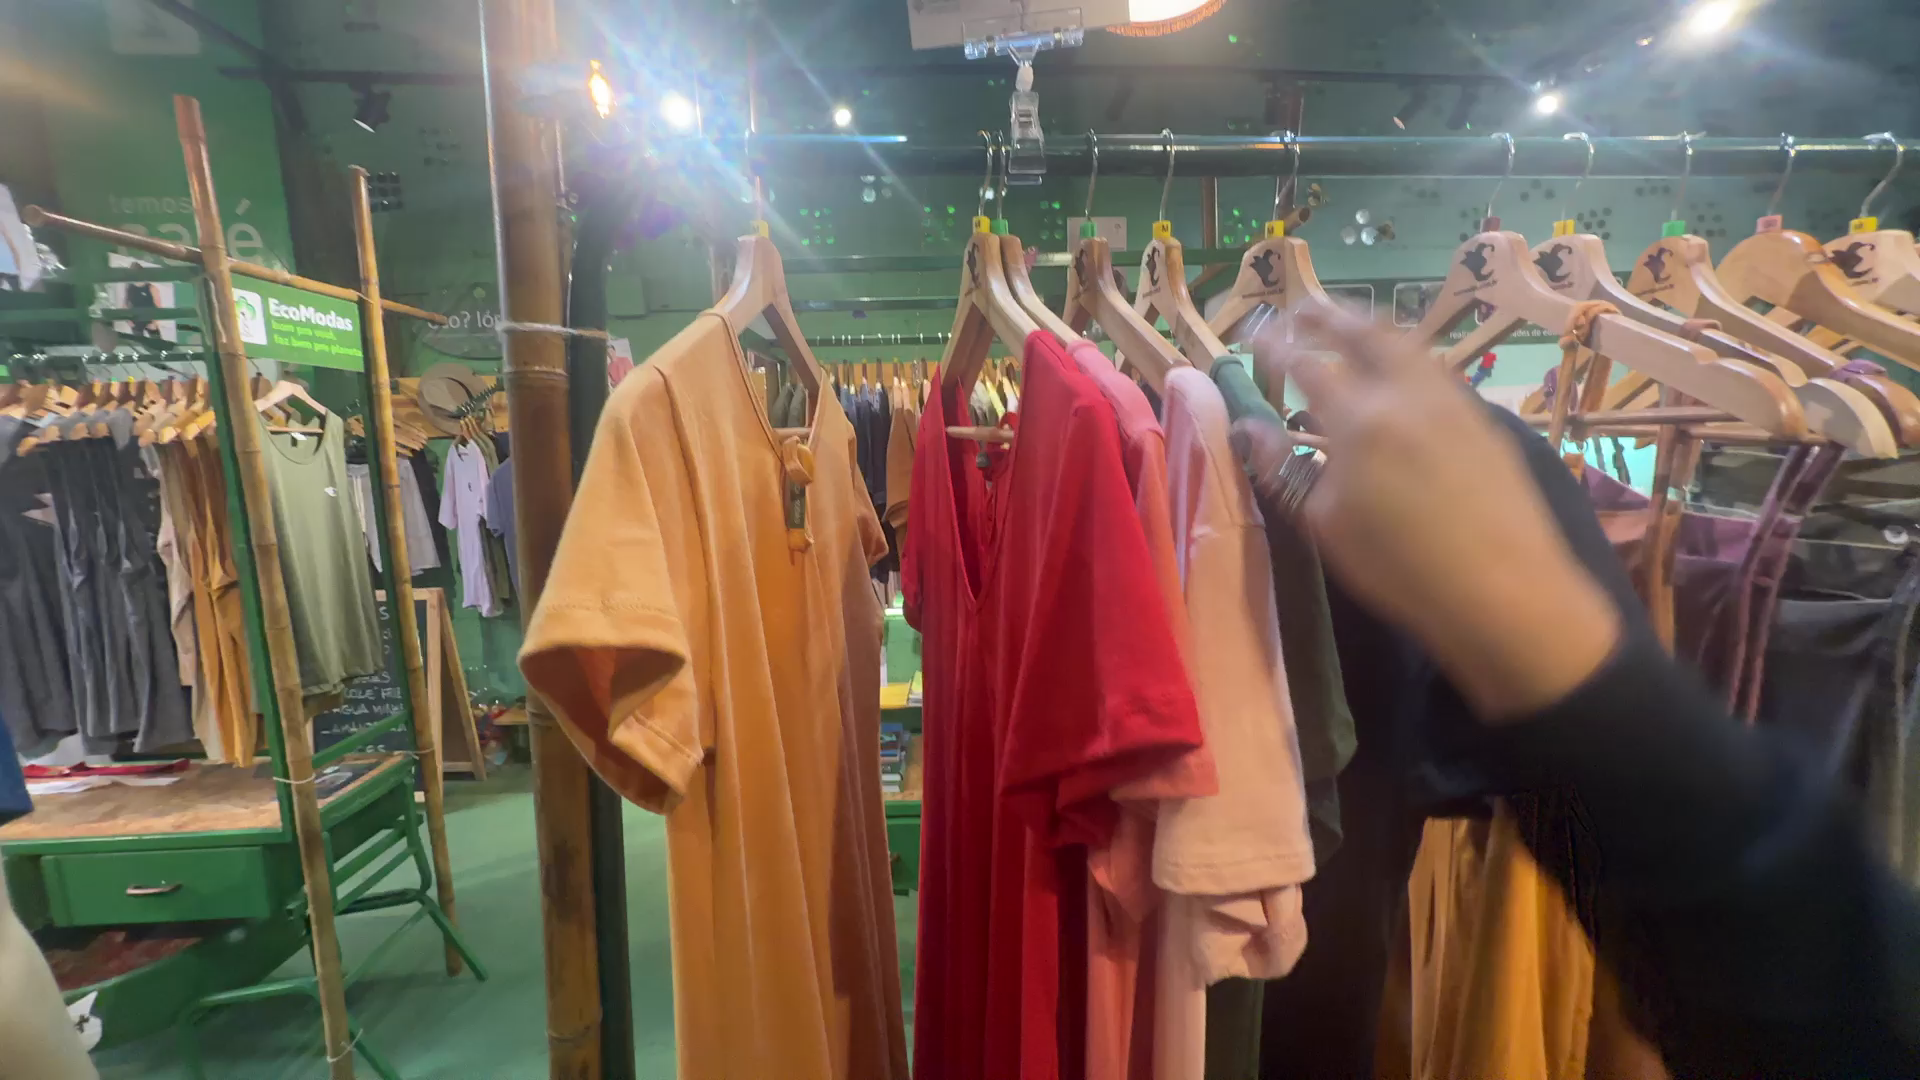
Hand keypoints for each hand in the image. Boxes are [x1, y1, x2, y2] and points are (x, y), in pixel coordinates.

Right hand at [1233, 306, 1621, 720]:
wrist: (1504, 590)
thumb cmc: (1397, 564)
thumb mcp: (1324, 521)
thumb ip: (1285, 466)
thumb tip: (1250, 426)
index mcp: (1360, 421)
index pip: (1308, 364)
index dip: (1276, 344)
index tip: (1253, 330)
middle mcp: (1408, 396)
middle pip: (1365, 334)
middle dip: (1328, 315)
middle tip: (1300, 306)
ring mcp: (1453, 403)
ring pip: (1408, 345)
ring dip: (1370, 327)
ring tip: (1347, 323)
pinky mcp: (1482, 421)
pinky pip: (1435, 370)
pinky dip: (1403, 355)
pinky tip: (1396, 373)